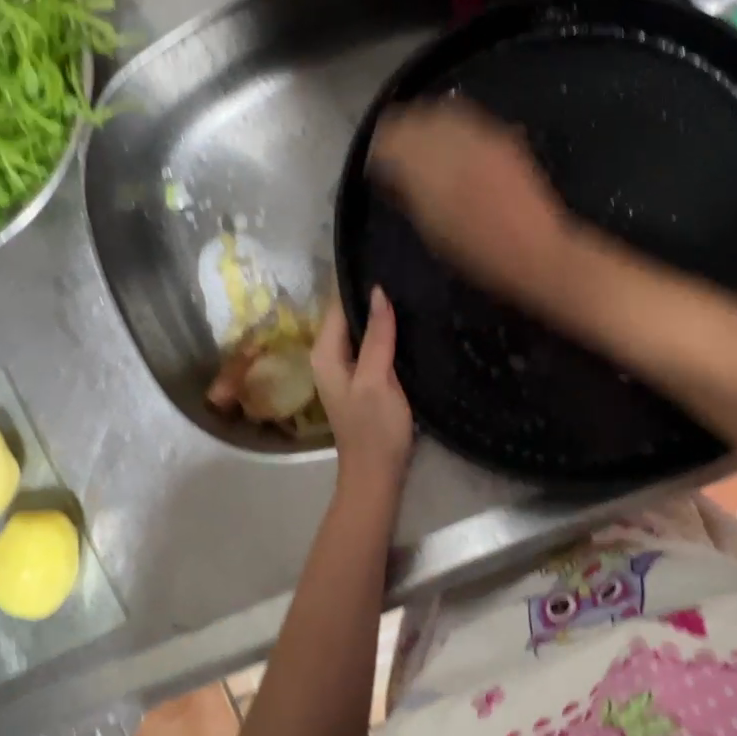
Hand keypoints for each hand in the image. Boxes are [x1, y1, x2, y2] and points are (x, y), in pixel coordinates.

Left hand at [313, 289, 412, 488]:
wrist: (378, 475)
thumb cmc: (375, 429)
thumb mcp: (377, 379)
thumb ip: (377, 337)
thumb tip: (378, 292)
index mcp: (324, 353)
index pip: (339, 304)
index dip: (360, 284)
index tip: (387, 260)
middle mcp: (330, 356)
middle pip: (350, 315)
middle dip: (374, 297)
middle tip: (406, 272)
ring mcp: (348, 369)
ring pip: (364, 330)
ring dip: (383, 316)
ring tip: (412, 290)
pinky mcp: (366, 379)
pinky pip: (374, 346)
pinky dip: (388, 336)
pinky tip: (410, 325)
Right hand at [369, 98, 573, 298]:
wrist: (535, 251)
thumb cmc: (477, 254)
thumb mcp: (430, 230)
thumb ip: (407, 194)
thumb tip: (390, 174)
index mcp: (425, 166)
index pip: (387, 137)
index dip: (379, 149)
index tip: (378, 165)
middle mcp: (450, 139)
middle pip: (413, 116)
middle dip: (402, 131)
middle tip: (399, 154)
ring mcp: (480, 134)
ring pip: (440, 110)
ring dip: (429, 124)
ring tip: (428, 148)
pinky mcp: (503, 136)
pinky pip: (468, 119)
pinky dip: (455, 127)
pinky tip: (457, 147)